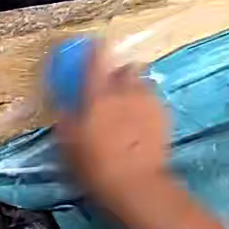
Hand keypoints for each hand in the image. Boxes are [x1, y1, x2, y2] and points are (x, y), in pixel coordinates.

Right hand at [54, 43, 172, 206]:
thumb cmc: (96, 165)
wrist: (137, 184)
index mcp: (98, 95)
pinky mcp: (164, 116)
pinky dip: (148, 104)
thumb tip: (64, 107)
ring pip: (143, 82)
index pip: (96, 60)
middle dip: (120, 71)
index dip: (95, 49)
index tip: (94, 43)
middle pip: (125, 68)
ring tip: (131, 102)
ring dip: (136, 86)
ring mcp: (148, 102)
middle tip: (112, 84)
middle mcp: (124, 91)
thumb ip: (66, 121)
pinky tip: (144, 120)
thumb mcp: (69, 145)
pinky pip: (155, 101)